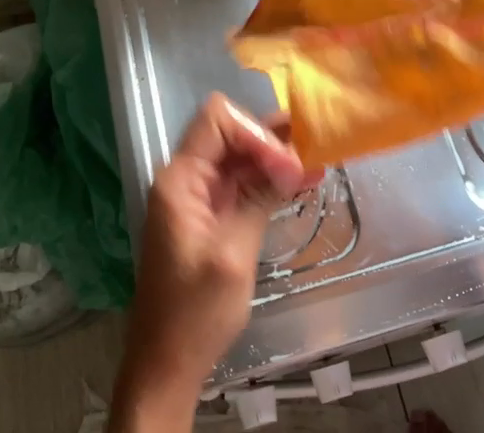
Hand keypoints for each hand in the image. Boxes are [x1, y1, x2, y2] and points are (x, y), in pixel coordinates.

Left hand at [112, 93, 312, 430]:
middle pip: (229, 133)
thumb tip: (293, 161)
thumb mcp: (233, 254)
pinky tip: (301, 182)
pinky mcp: (209, 215)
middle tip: (314, 149)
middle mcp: (185, 178)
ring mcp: (197, 197)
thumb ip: (259, 199)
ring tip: (317, 160)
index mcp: (180, 180)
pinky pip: (239, 183)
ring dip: (274, 157)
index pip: (218, 122)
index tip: (286, 163)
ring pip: (238, 157)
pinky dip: (267, 180)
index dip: (255, 131)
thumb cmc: (195, 311)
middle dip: (271, 138)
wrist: (166, 362)